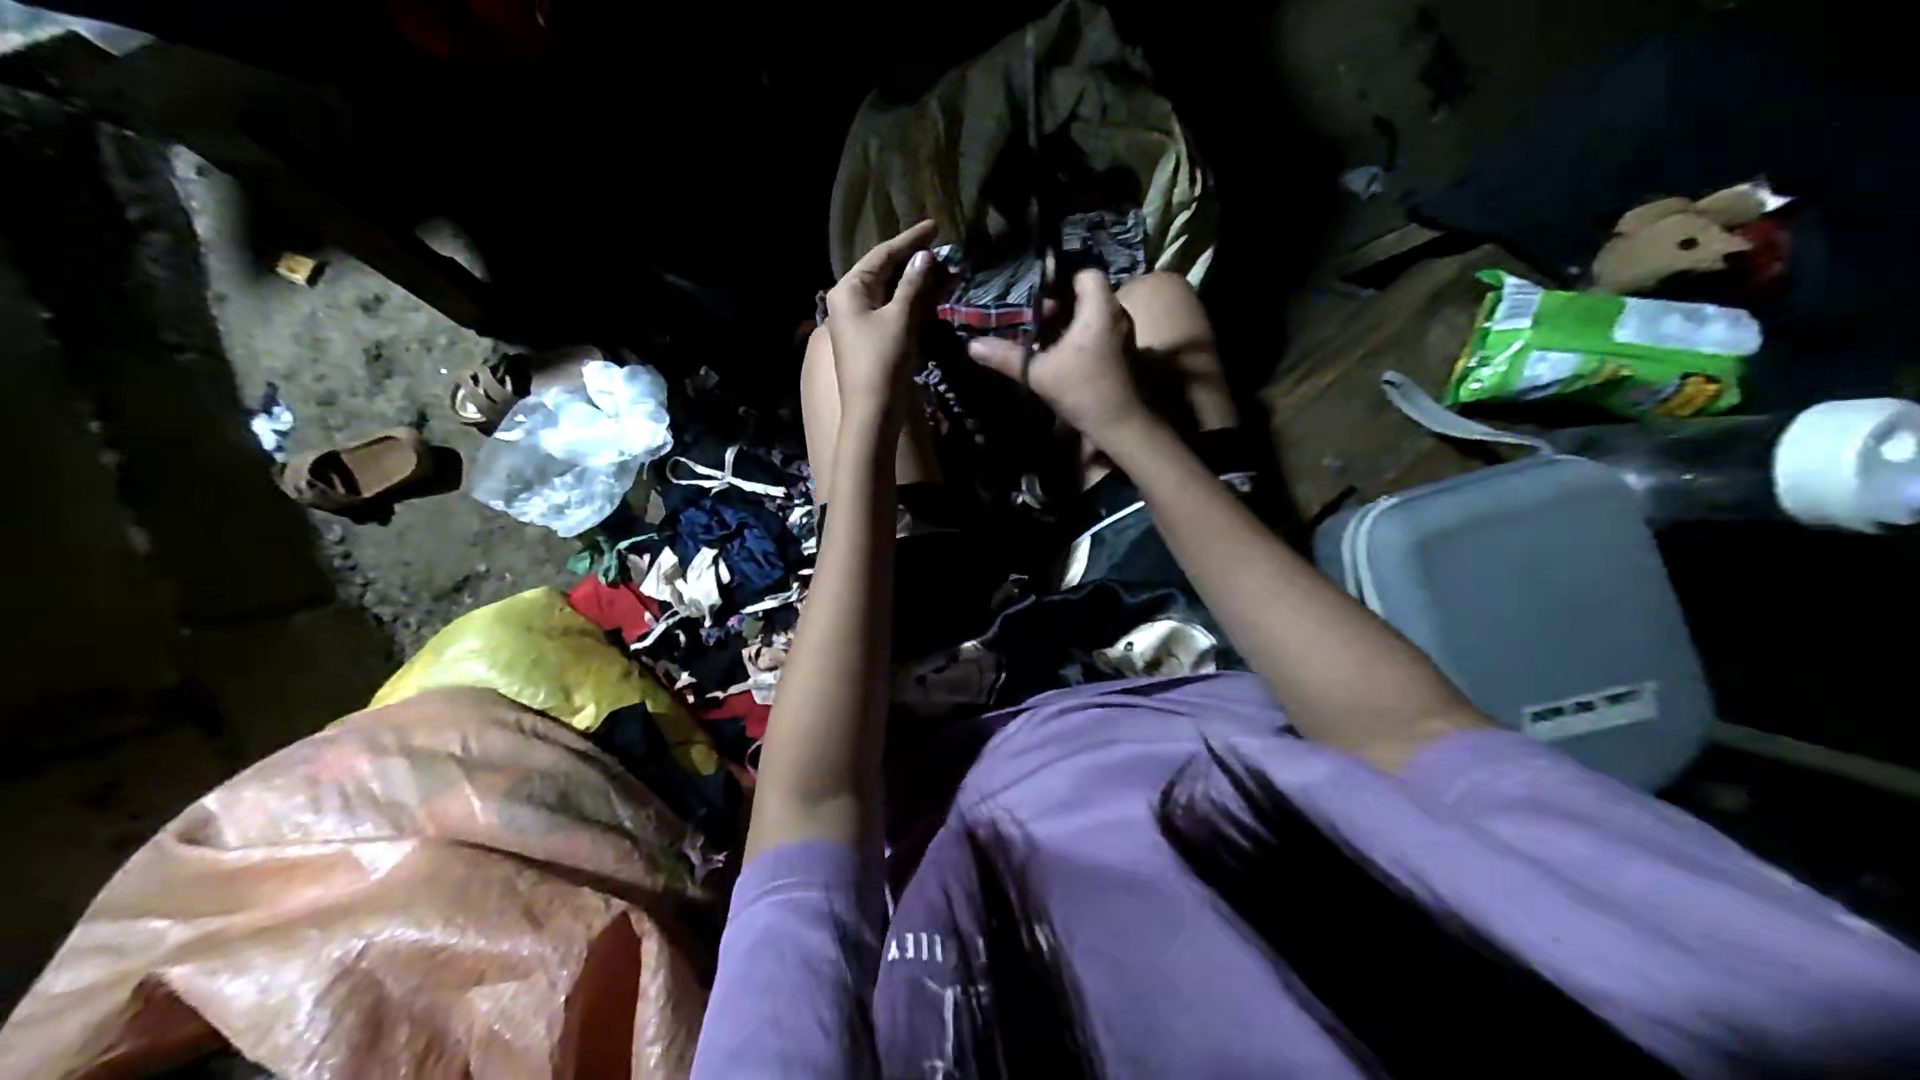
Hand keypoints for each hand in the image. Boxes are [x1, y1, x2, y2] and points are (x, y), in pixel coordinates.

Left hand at [824, 220, 942, 421]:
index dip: (909, 240)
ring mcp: (857, 320)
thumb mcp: (900, 318)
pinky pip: (889, 309)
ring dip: (913, 280)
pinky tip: (927, 295)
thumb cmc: (883, 362)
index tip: (934, 225)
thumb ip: (913, 284)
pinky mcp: (868, 337)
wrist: (872, 411)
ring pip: (888, 291)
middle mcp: (848, 300)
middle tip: (940, 245)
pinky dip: (908, 300)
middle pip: (883, 271)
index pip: (881, 255)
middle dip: (911, 259)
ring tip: (938, 267)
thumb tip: (925, 257)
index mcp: (848, 289)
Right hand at [967, 269, 1152, 448]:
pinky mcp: (1124, 355)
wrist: (1119, 425)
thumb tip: (972, 345)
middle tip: (1036, 321)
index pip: (1087, 274)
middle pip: (1088, 295)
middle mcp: (1117, 316)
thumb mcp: (1038, 374)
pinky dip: (1082, 339)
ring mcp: (1123, 336)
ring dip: (1070, 324)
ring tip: (1046, 340)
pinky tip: (1062, 357)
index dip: (1063, 281)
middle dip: (1062, 305)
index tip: (1040, 300)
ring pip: (1094, 316)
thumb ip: (1006, 357)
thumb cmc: (1082, 391)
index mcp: (1100, 310)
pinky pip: (1100, 334)